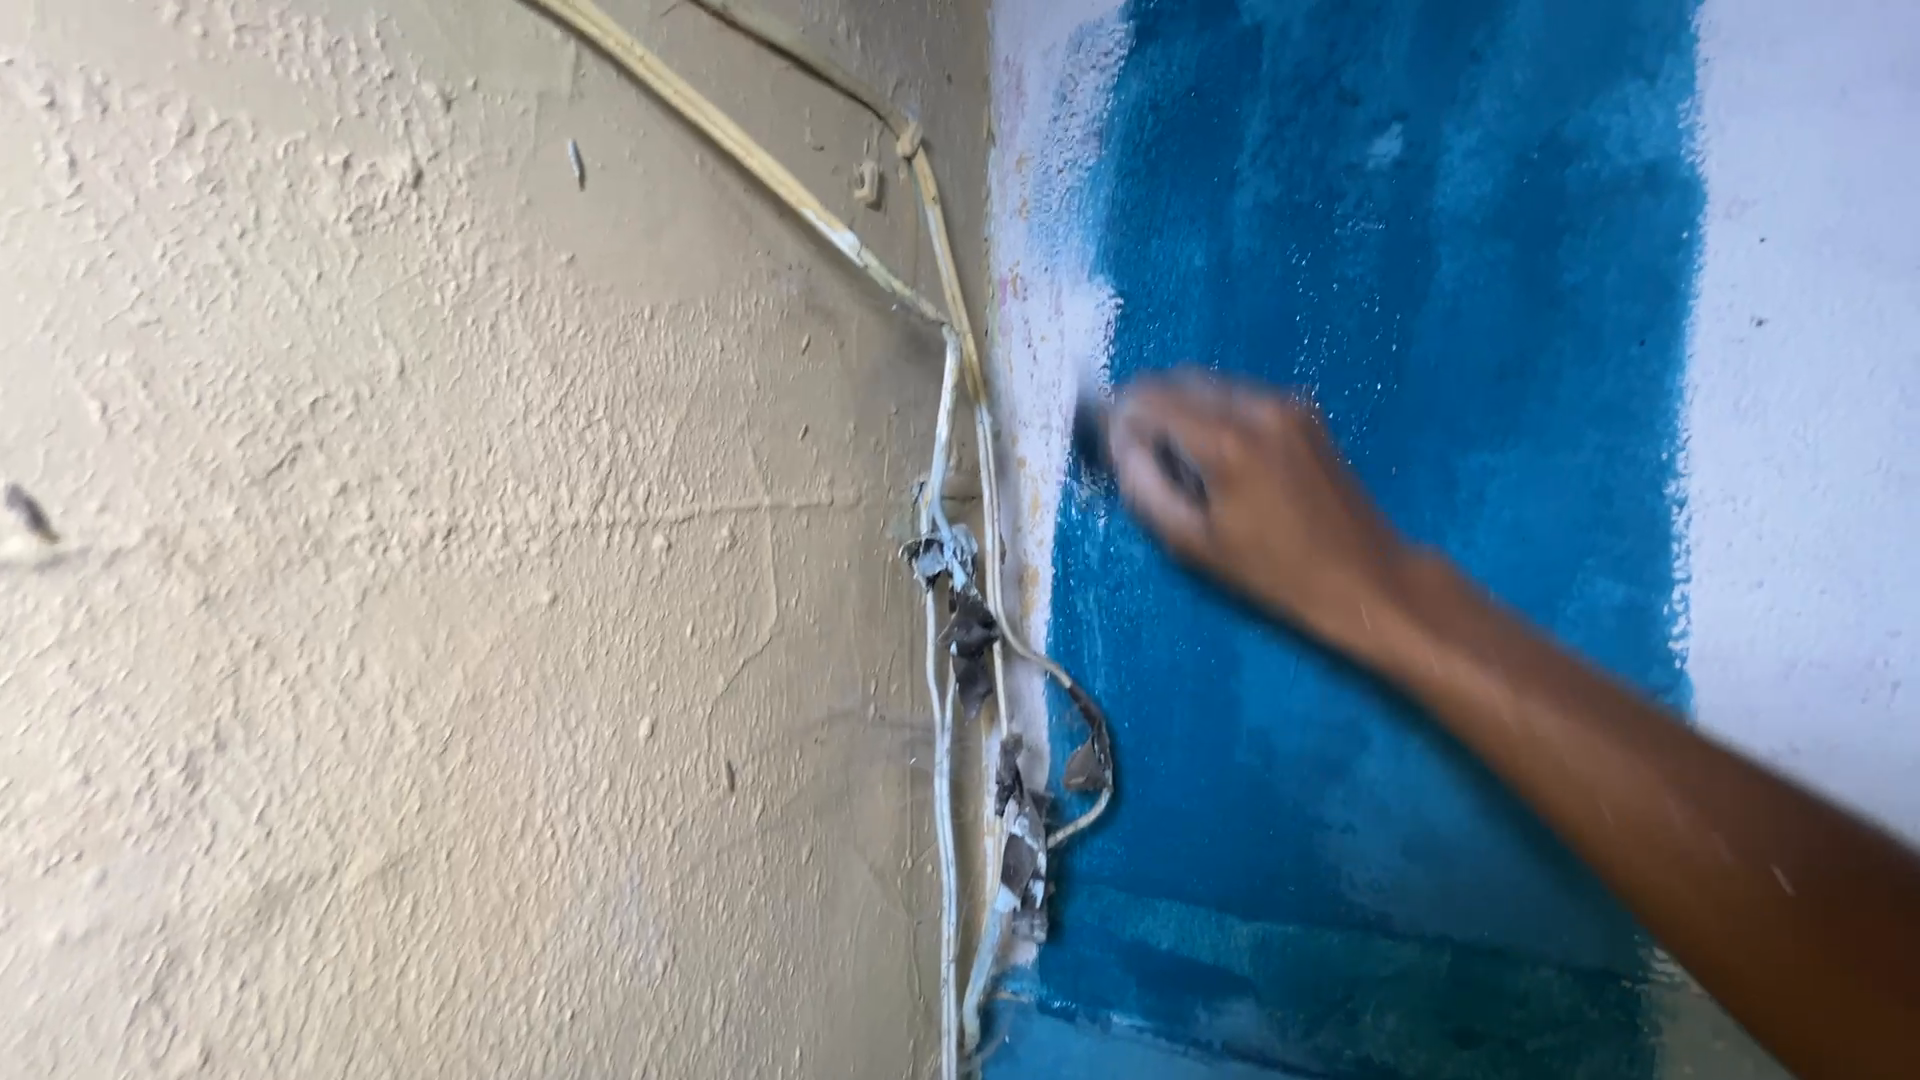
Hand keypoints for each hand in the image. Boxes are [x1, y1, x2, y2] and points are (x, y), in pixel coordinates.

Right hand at [1107, 372, 1412, 651]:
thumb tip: (1123, 449)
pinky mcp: (1302, 409)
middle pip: (1176, 380)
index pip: (1147, 397)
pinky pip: (1237, 395)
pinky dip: (1214, 415)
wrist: (1363, 574)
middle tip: (1148, 463)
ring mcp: (1285, 402)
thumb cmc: (1273, 571)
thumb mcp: (1192, 542)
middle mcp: (1256, 405)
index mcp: (1226, 440)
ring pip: (1207, 384)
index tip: (1121, 457)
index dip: (1121, 421)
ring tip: (1188, 467)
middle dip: (1150, 413)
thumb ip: (1144, 488)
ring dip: (1182, 413)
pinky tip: (1223, 460)